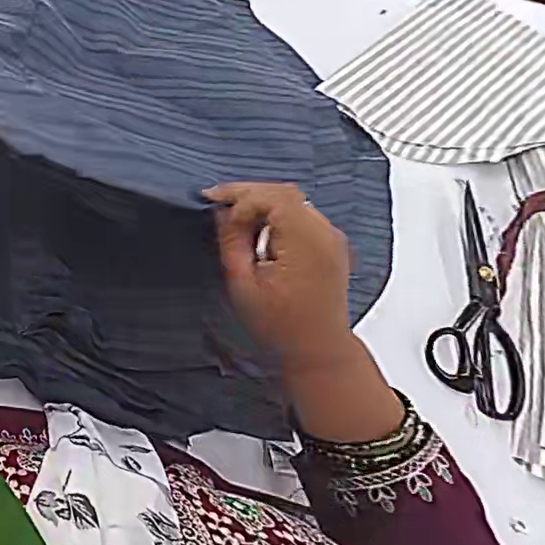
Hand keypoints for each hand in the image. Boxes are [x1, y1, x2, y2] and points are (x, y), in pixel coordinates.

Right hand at [206, 182, 404, 441]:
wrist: (316, 351)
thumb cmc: (279, 326)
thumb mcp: (243, 284)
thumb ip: (232, 241)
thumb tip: (223, 211)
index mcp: (306, 242)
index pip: (274, 196)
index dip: (241, 194)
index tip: (213, 202)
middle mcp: (325, 234)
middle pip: (285, 193)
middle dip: (248, 193)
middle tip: (216, 200)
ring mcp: (331, 238)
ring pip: (293, 201)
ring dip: (262, 202)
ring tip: (232, 215)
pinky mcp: (330, 244)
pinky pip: (301, 215)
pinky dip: (276, 214)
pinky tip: (255, 227)